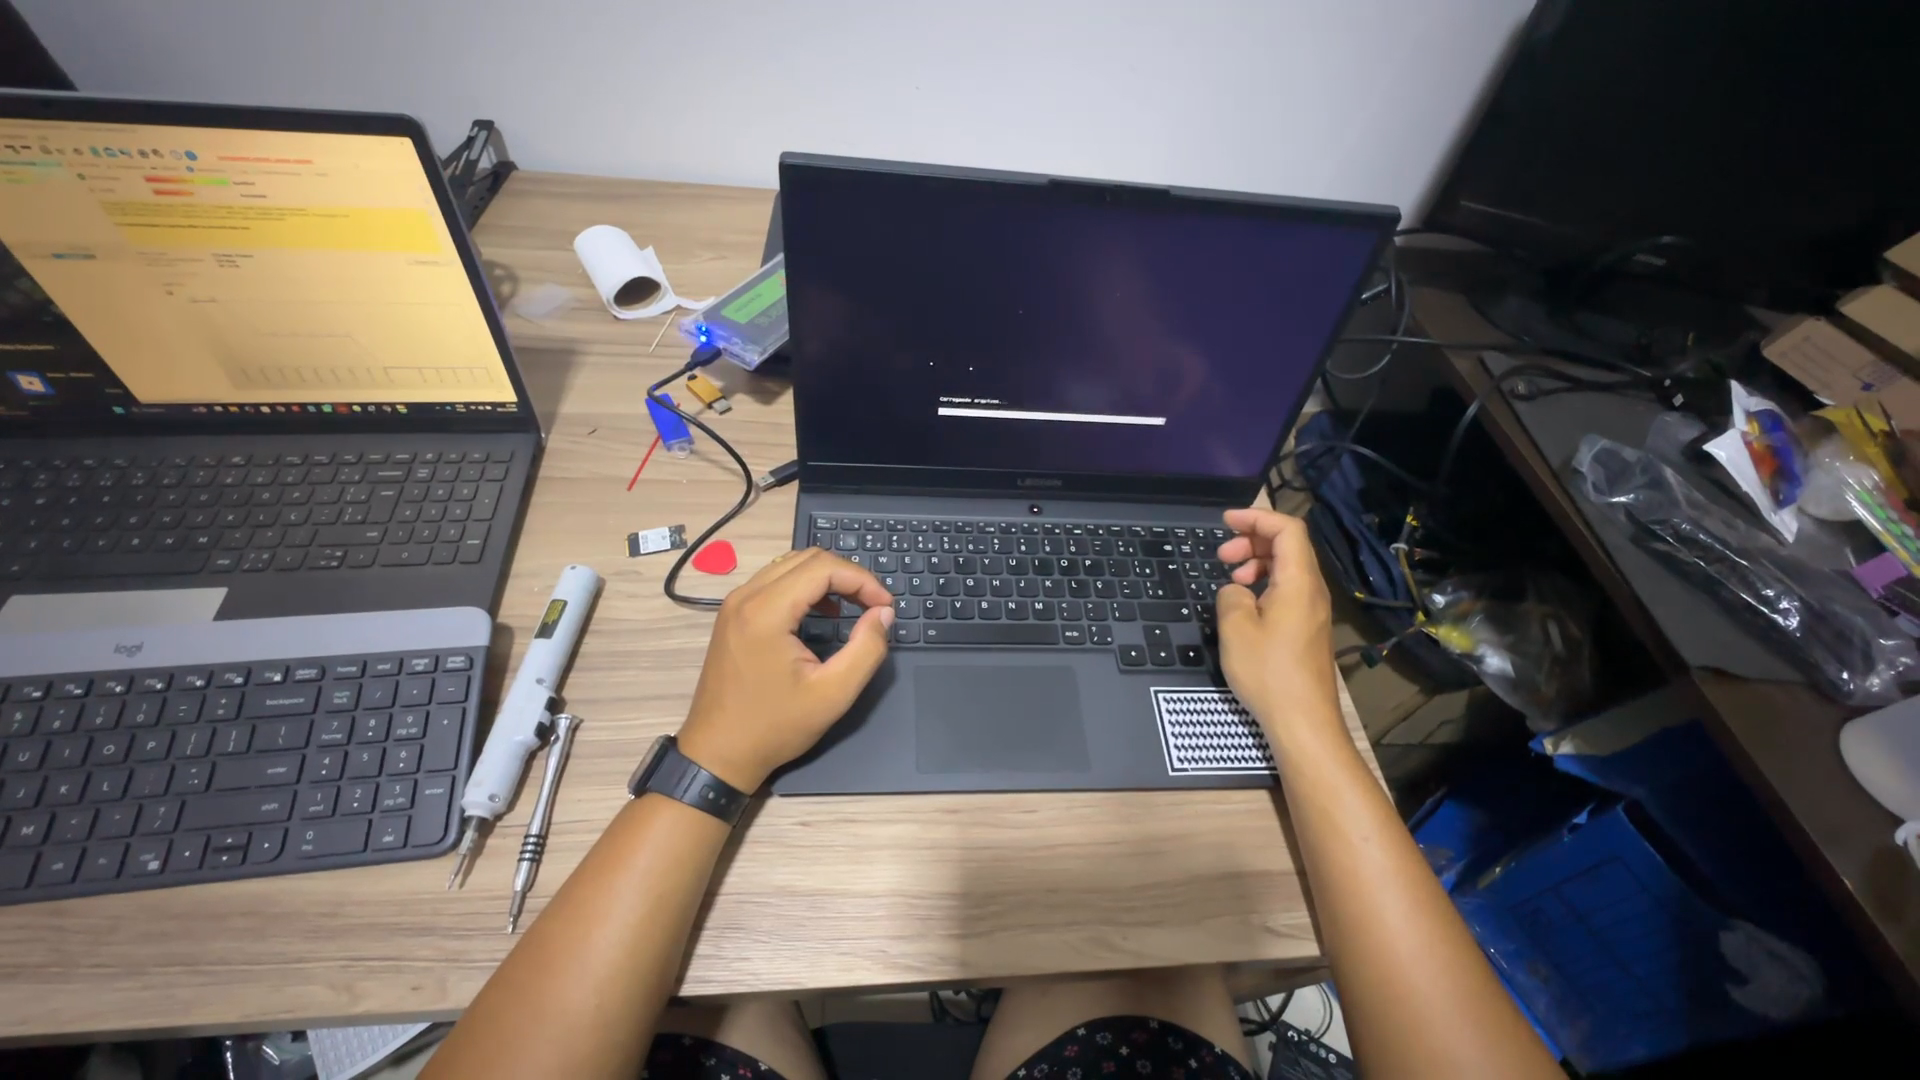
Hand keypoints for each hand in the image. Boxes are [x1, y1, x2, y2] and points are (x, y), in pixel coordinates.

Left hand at [677, 548, 894, 791]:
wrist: (717, 754)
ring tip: (854, 606)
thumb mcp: (833, 694)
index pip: (823, 568)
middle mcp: (745, 597)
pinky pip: (775, 581)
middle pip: (807, 558)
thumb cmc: (774, 727)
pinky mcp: (733, 615)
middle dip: (847, 575)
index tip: (886, 606)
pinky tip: (823, 614)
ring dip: (826, 578)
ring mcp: (734, 604)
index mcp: (766, 611)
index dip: (862, 580)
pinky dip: (805, 587)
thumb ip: (866, 649)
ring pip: (789, 565)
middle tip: (874, 604)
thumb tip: (884, 613)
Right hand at [1213, 508, 1343, 752]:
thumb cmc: (1268, 671)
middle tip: (1221, 555)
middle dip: (1252, 540)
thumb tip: (1236, 590)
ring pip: (1287, 569)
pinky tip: (1243, 604)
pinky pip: (1288, 591)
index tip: (1225, 522)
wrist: (1303, 721)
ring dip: (1256, 563)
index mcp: (1299, 581)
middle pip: (1289, 546)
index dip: (1256, 518)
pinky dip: (1264, 585)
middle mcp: (1312, 590)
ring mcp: (1313, 611)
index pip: (1286, 529)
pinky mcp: (1308, 629)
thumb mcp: (1236, 627)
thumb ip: (1231, 595)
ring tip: (1229, 578)